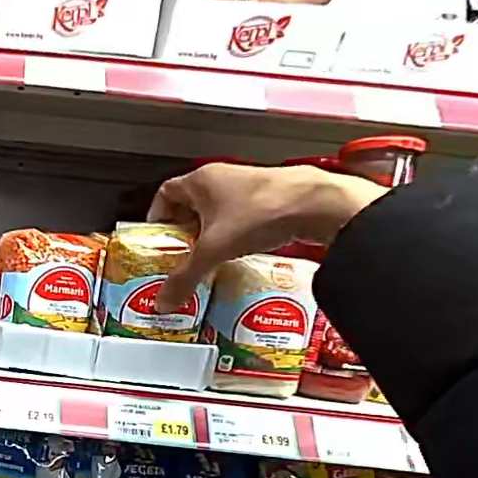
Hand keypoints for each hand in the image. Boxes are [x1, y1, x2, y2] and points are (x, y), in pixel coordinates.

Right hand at [148, 163, 385, 310]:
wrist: (320, 205)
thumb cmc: (263, 211)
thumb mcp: (212, 251)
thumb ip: (185, 278)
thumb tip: (164, 300)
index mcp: (200, 180)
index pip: (165, 193)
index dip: (157, 216)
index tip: (157, 237)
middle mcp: (223, 177)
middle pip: (190, 204)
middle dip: (183, 230)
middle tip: (180, 253)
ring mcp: (248, 185)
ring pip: (217, 210)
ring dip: (210, 232)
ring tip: (208, 257)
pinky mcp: (270, 197)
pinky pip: (241, 215)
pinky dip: (234, 233)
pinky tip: (237, 253)